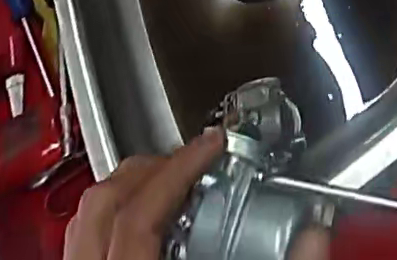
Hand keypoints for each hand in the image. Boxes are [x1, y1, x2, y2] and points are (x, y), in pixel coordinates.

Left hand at [65, 131, 330, 259]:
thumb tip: (314, 237)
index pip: (138, 218)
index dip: (179, 169)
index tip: (212, 147)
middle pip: (101, 208)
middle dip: (153, 167)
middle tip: (195, 160)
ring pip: (83, 225)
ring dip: (130, 190)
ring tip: (174, 185)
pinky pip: (82, 250)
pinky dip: (116, 222)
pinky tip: (155, 232)